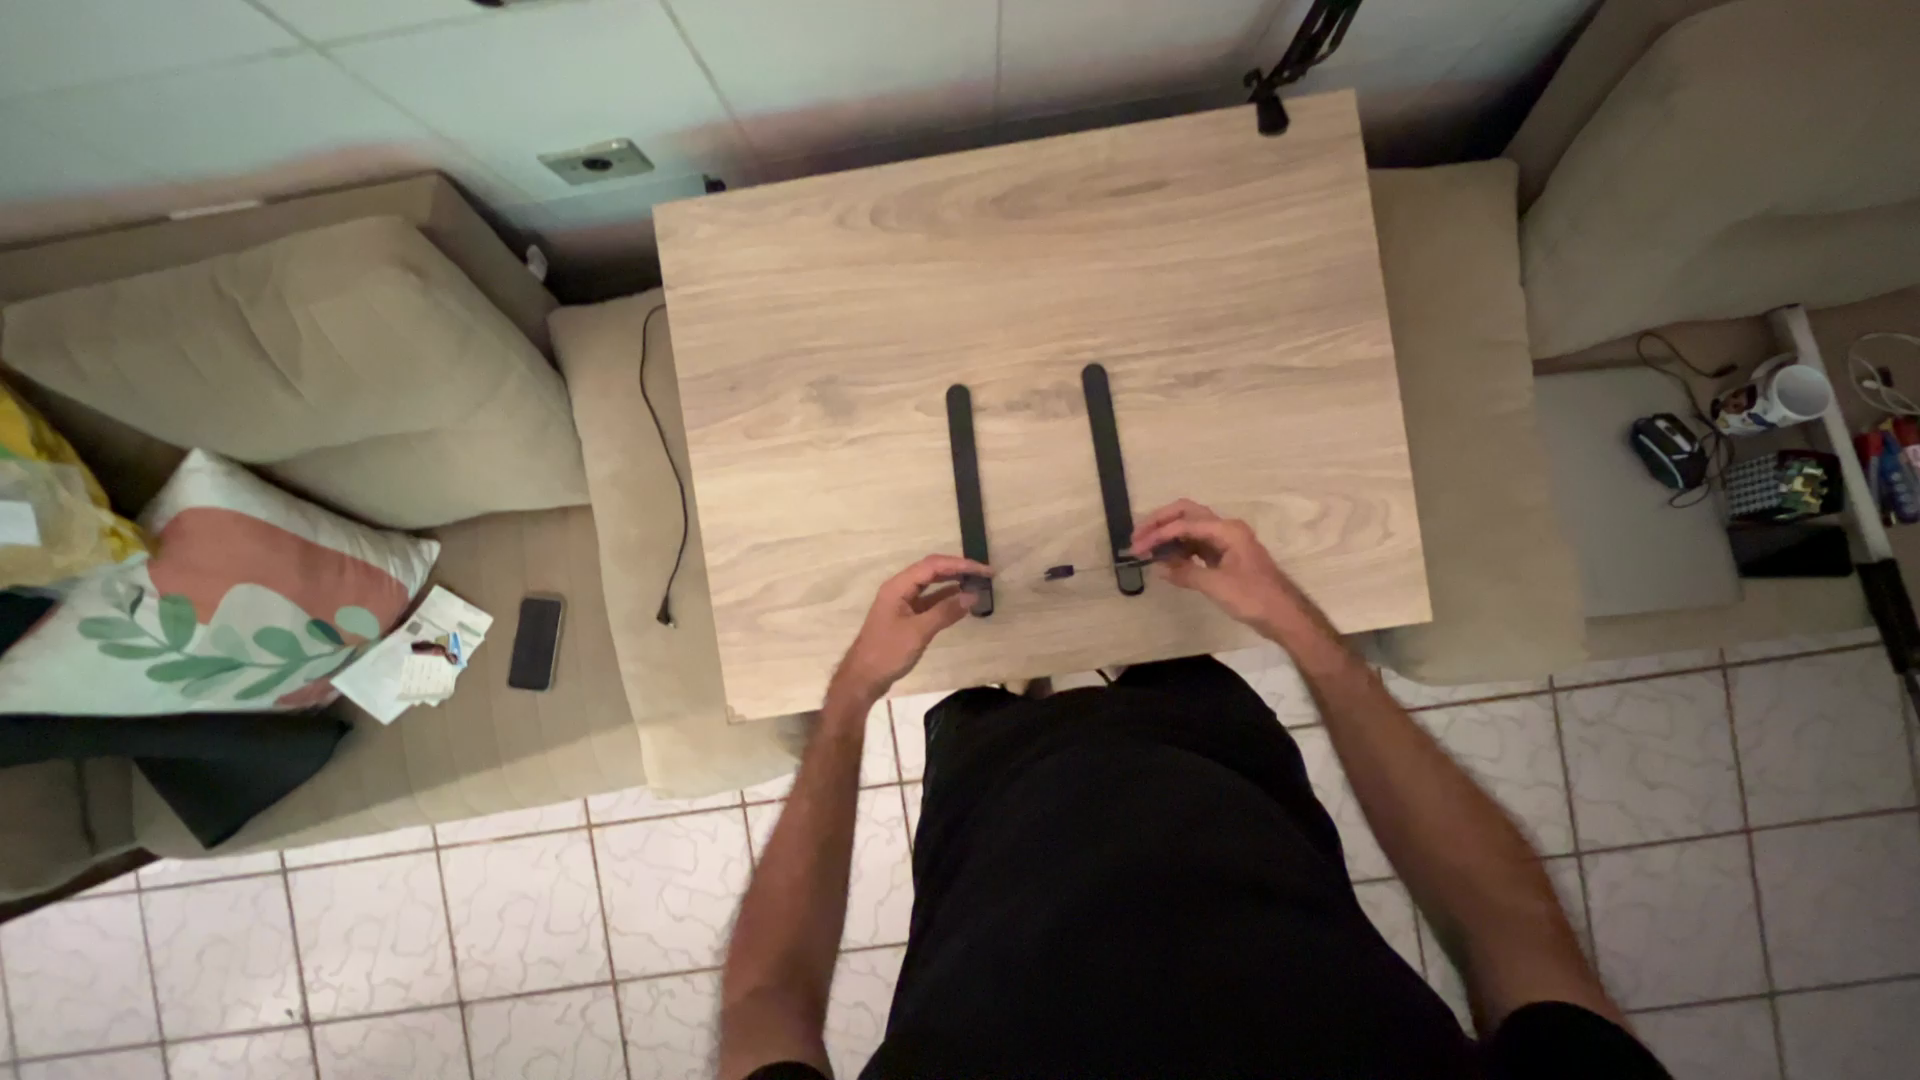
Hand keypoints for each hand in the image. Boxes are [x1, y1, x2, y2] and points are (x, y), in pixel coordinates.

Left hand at [830, 554, 990, 707]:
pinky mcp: (907, 617)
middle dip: (958, 570)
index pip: (933, 566)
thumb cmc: (887, 652)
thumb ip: (945, 612)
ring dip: (953, 583)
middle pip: (932, 571)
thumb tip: (972, 595)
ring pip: (932, 586)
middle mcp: (900, 589)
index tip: (984, 570)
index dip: (960, 565)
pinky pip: (930, 601)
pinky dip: (946, 600)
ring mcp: (903, 603)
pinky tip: (962, 602)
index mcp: (898, 586)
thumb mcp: (918, 632)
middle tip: (985, 575)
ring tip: (978, 584)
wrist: (863, 677)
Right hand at [1129, 499, 1318, 637]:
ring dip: (1168, 535)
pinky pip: (1196, 544)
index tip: (1137, 548)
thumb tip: (1159, 568)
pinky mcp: (1225, 556)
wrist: (1284, 615)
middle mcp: (1226, 529)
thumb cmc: (1253, 598)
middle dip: (1160, 523)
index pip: (1183, 524)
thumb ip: (1185, 573)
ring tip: (1146, 550)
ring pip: (1190, 528)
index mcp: (1226, 530)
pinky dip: (1179, 549)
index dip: (1157, 535)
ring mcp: (1226, 542)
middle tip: (1137, 537)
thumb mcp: (1216, 586)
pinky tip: (1166, 561)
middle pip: (1186, 514)